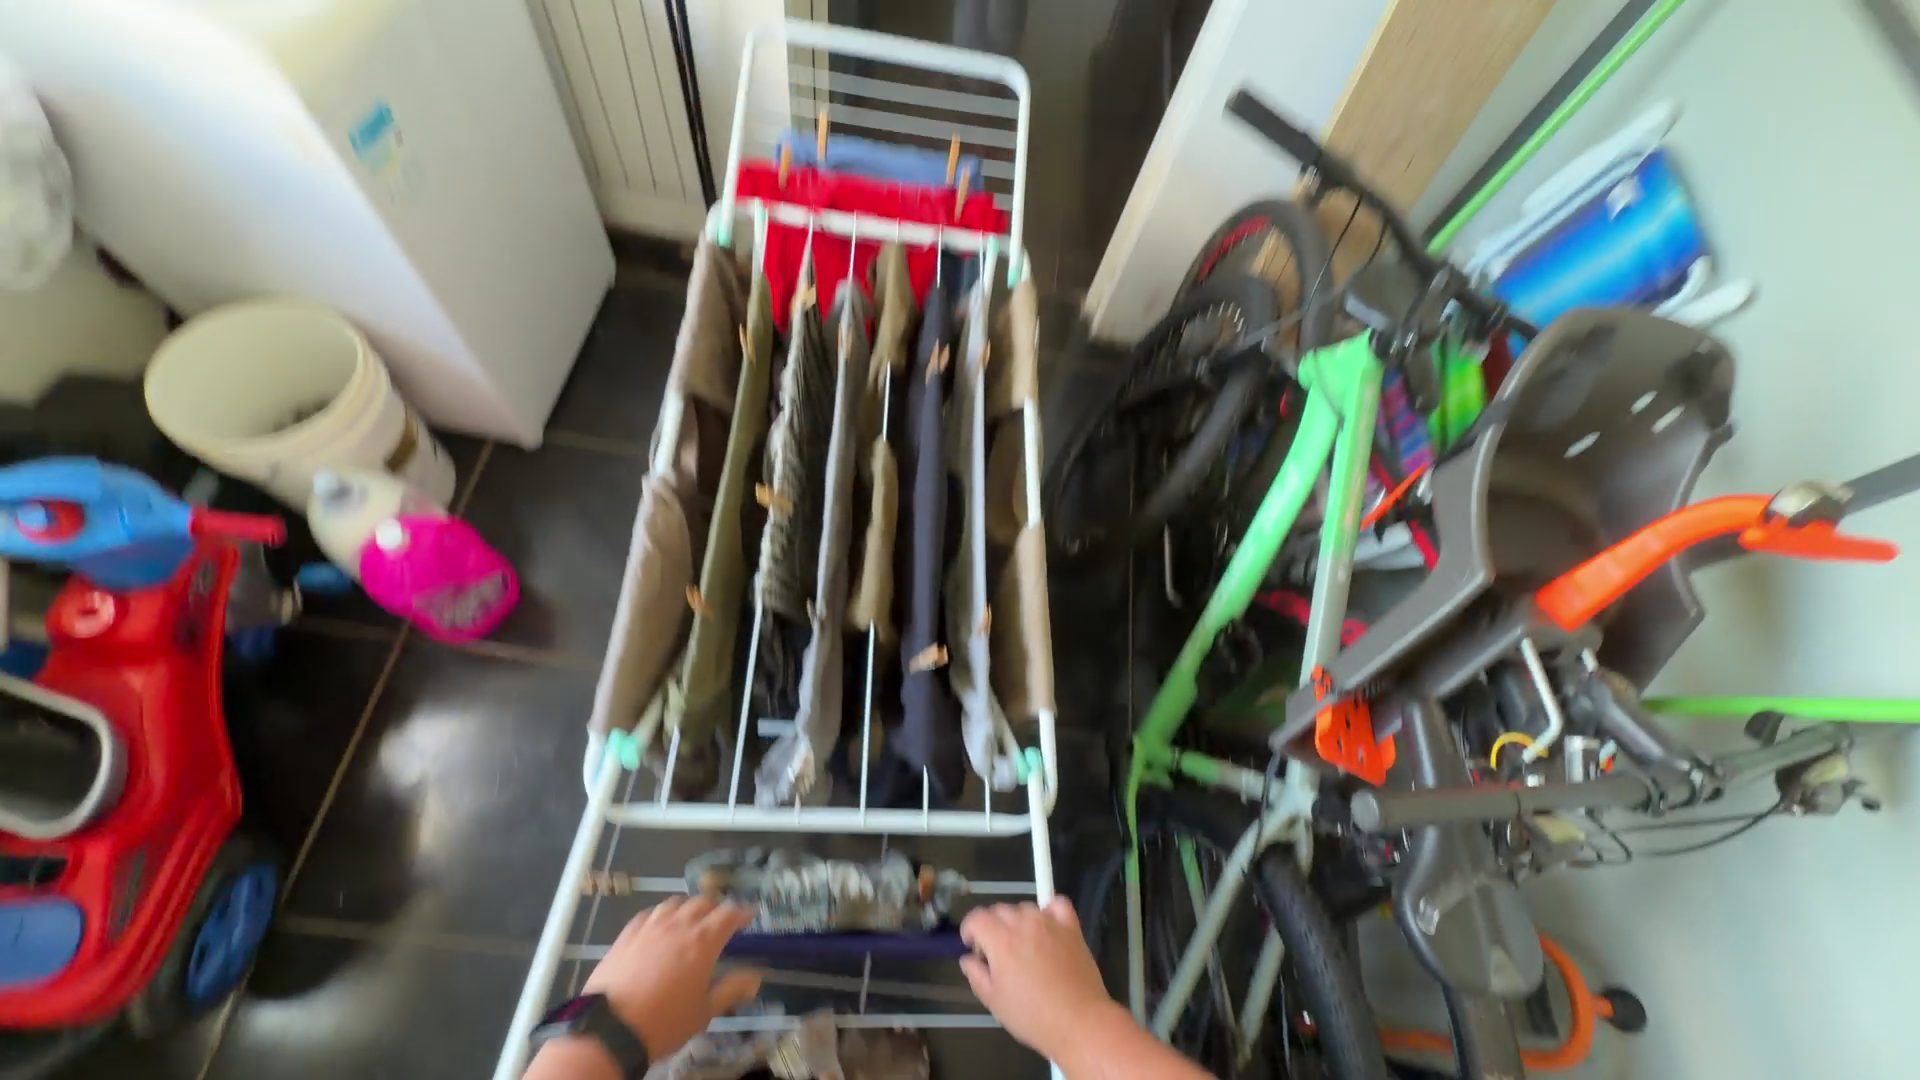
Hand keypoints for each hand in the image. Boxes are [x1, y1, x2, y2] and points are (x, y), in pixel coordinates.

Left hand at [583, 897, 761, 1059]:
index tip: (748, 918)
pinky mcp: (627, 934)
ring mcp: (651, 926)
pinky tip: (659, 928)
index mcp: (703, 940)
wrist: (609, 1032)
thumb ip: (731, 989)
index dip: (742, 912)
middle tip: (719, 923)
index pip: (730, 912)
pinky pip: (650, 913)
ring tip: (689, 921)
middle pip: (703, 902)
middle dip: (716, 908)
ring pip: (675, 902)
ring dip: (688, 908)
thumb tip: (755, 978)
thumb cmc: (664, 1023)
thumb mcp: (704, 1011)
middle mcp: (679, 924)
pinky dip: (661, 915)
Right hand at [959, 899, 1123, 1059]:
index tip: (972, 945)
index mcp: (1001, 940)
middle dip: (992, 926)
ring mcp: (1050, 922)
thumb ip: (976, 976)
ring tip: (1024, 946)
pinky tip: (1047, 927)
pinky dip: (1049, 911)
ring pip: (1026, 908)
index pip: (977, 917)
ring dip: (1018, 921)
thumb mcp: (995, 1002)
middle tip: (997, 953)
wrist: (1078, 1022)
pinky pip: (1057, 905)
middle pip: (1000, 910)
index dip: (969, 929)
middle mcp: (1024, 923)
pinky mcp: (1071, 927)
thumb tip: (969, 959)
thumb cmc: (1033, 1017)